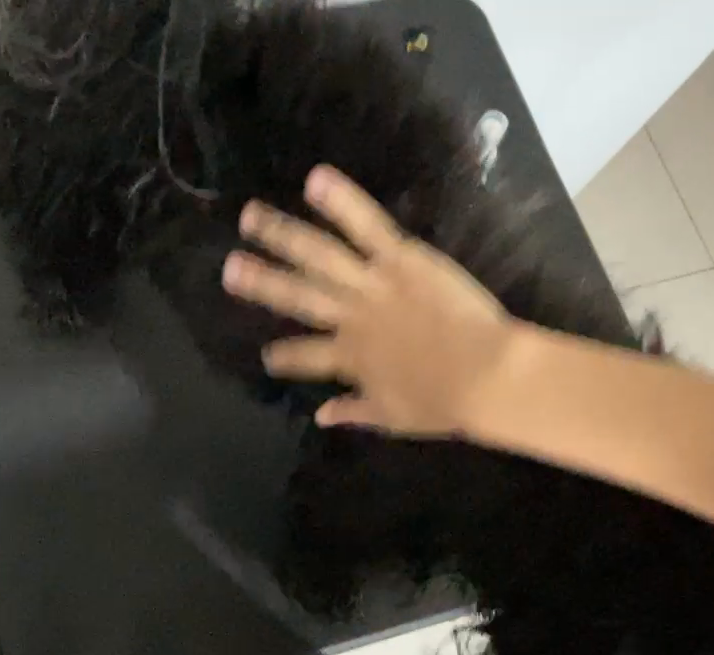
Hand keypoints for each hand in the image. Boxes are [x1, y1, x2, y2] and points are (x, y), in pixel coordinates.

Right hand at [222, 165, 521, 436]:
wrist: (484, 375)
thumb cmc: (441, 403)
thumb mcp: (391, 417)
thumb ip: (353, 412)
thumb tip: (322, 416)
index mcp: (348, 360)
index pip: (305, 358)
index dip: (285, 358)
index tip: (267, 356)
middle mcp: (349, 319)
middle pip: (296, 298)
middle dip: (260, 284)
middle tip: (228, 268)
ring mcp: (371, 285)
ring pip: (318, 256)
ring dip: (281, 235)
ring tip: (250, 217)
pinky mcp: (401, 258)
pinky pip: (367, 226)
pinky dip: (342, 202)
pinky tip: (315, 179)